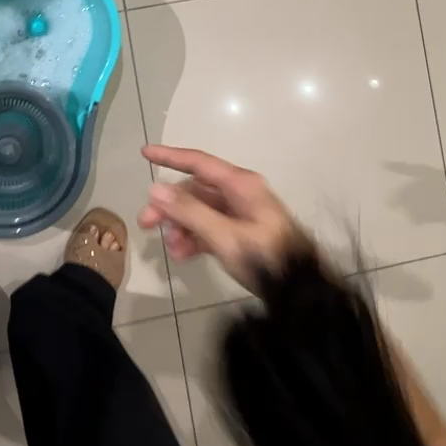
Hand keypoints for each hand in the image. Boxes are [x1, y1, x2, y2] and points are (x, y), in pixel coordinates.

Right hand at [138, 145, 305, 294]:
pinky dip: (194, 238)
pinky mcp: (240, 234)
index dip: (170, 156)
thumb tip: (155, 189)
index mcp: (240, 184)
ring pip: (200, 211)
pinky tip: (183, 255)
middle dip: (170, 205)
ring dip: (181, 226)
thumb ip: (190, 213)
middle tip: (145, 224)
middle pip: (195, 190)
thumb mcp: (225, 237)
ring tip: (171, 248)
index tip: (144, 153)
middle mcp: (239, 193)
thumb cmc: (266, 258)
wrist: (301, 292)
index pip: (199, 162)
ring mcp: (240, 214)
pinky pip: (210, 228)